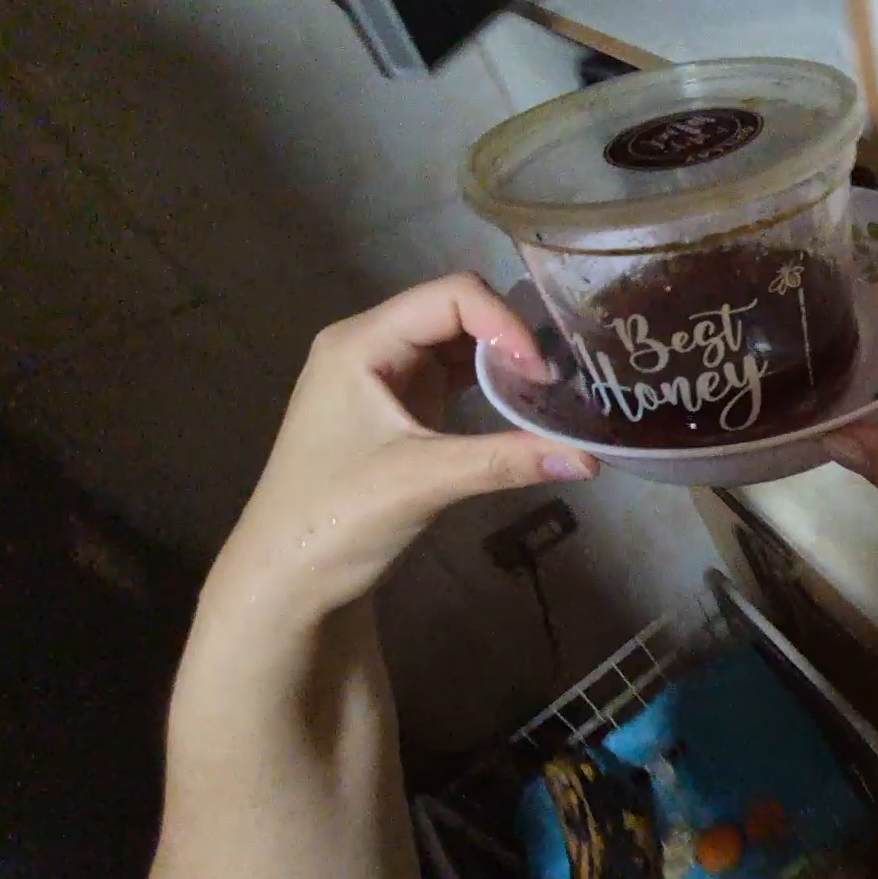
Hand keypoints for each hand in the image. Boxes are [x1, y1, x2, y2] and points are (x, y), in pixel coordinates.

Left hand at [203, 273, 599, 621]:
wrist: (287, 581)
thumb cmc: (332, 519)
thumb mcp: (423, 481)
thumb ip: (507, 462)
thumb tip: (590, 458)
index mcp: (363, 343)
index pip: (452, 297)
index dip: (506, 323)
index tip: (543, 372)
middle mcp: (377, 345)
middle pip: (463, 309)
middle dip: (515, 335)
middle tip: (560, 376)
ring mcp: (393, 374)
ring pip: (468, 339)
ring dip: (511, 357)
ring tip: (555, 386)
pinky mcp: (410, 402)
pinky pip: (466, 371)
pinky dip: (501, 380)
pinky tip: (530, 402)